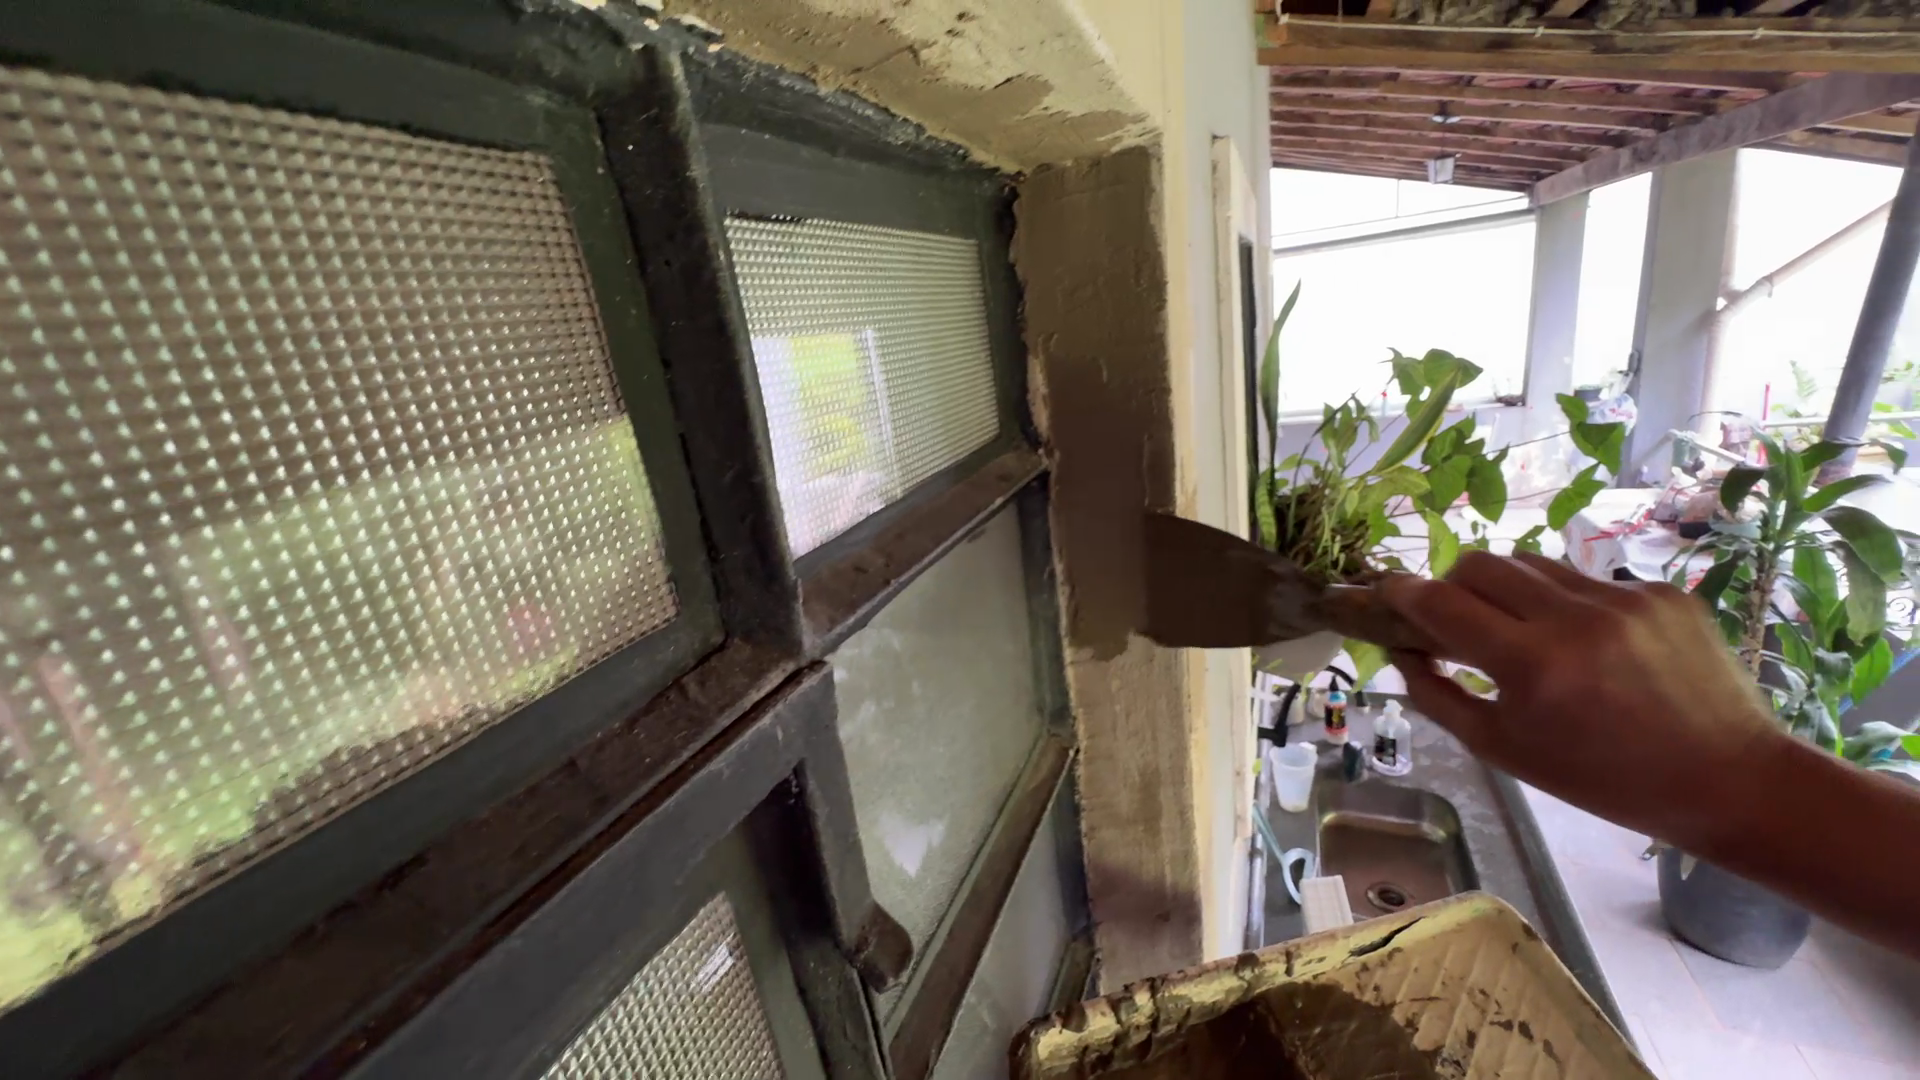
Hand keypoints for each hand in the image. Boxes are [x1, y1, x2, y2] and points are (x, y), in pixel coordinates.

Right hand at [1378, 552, 1786, 850]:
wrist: (1735, 782)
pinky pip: (1583, 579)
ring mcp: (1624, 599)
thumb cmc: (1601, 778)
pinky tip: (1586, 642)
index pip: (1441, 602)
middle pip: (1480, 563)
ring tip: (1523, 628)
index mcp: (1531, 664)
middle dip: (1452, 584)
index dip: (1402, 593)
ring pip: (1530, 563)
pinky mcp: (1662, 593)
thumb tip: (1401, 651)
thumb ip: (1436, 695)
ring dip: (1506, 589)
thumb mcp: (1501, 748)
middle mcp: (1574, 619)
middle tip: (1457, 617)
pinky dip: (1563, 603)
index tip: (1385, 593)